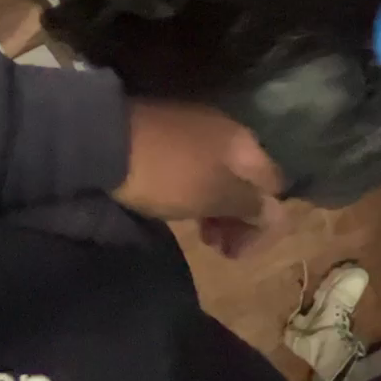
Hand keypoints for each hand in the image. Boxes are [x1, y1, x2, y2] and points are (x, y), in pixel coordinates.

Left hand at [114, 100, 287, 258]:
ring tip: (200, 234)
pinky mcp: (163, 134)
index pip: (274, 186)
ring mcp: (191, 128)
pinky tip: (176, 208)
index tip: (239, 252)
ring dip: (216, 209)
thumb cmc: (167, 173)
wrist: (103, 139)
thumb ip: (251, 205)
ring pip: (218, 176)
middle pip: (246, 181)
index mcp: (244, 141)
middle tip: (218, 248)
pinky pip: (192, 169)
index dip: (266, 223)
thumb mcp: (214, 196)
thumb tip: (276, 213)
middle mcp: (224, 129)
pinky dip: (193, 193)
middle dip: (239, 219)